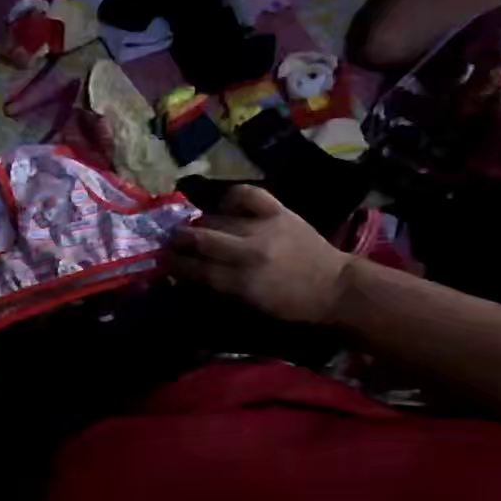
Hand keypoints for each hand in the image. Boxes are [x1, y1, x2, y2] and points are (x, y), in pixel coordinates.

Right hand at [169, 185, 353, 324]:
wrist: (336, 287)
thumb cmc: (291, 305)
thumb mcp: (251, 306)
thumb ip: (220, 287)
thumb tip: (190, 272)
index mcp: (242, 283)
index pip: (196, 269)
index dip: (175, 264)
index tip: (164, 261)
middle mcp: (249, 253)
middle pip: (201, 239)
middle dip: (179, 239)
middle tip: (170, 241)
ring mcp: (264, 228)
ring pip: (218, 218)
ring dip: (200, 222)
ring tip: (193, 225)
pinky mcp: (279, 212)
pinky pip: (247, 194)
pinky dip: (231, 197)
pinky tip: (224, 204)